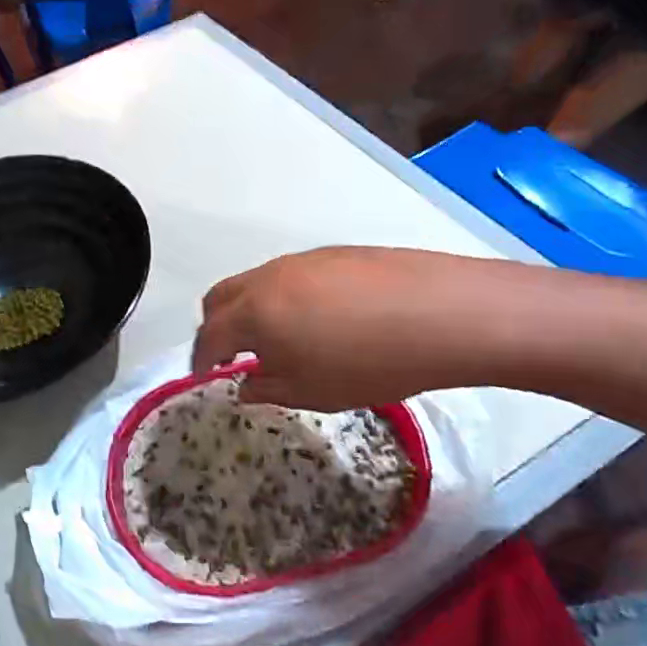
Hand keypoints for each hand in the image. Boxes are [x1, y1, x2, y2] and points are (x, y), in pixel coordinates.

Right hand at [192, 247, 541, 409]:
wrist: (444, 314)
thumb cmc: (368, 364)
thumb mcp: (311, 392)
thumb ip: (267, 387)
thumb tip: (245, 382)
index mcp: (253, 313)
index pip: (209, 334)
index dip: (202, 358)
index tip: (205, 375)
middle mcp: (268, 278)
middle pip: (221, 297)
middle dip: (217, 326)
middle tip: (232, 354)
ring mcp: (302, 260)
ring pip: (256, 283)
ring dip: (252, 310)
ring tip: (281, 339)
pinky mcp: (335, 253)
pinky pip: (291, 276)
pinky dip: (284, 298)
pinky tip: (321, 320)